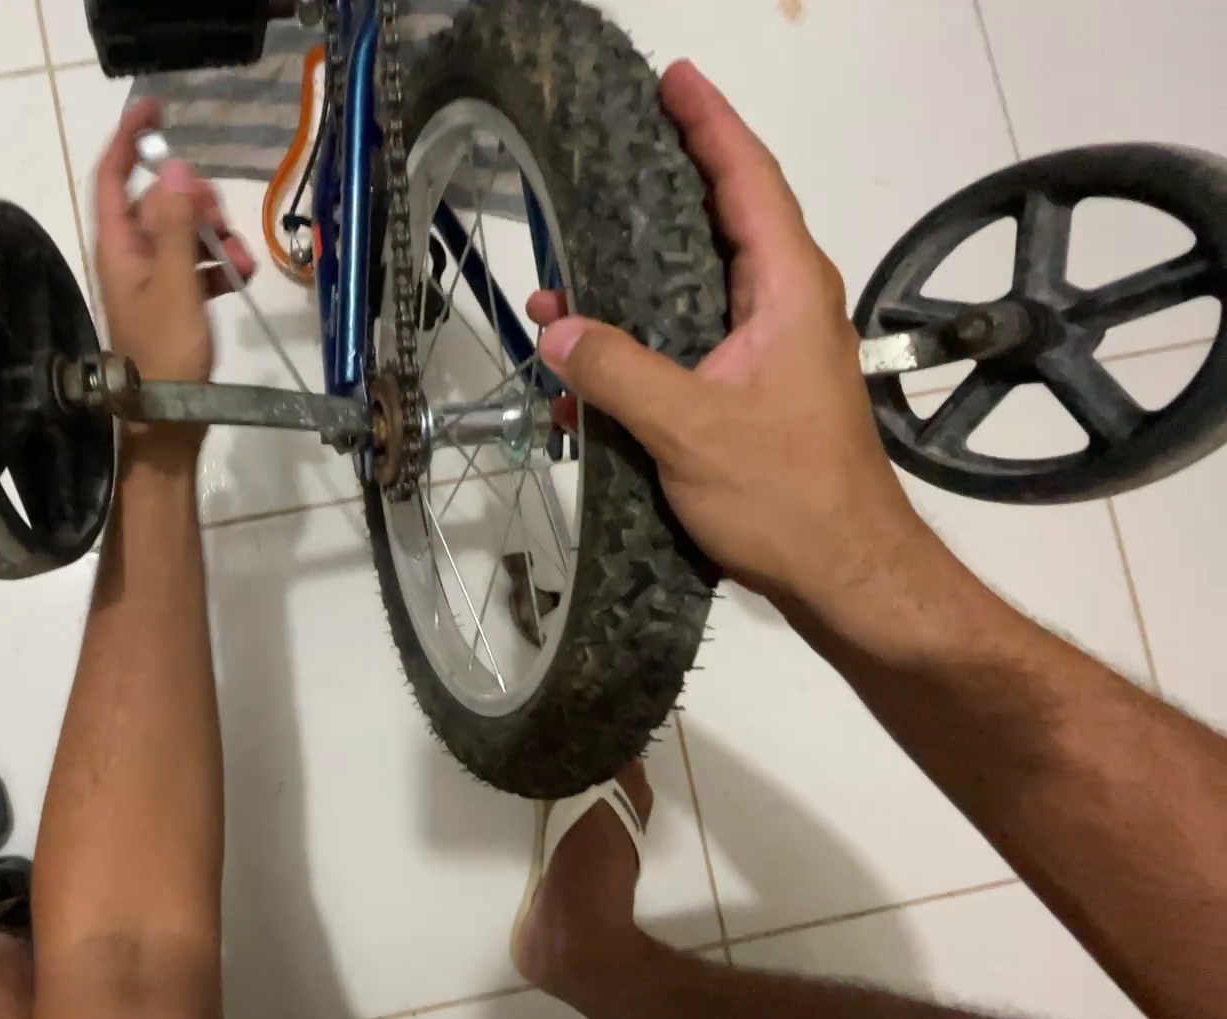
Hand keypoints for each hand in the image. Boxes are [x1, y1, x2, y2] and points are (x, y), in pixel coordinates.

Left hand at [93, 99, 255, 460]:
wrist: (170, 418)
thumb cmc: (167, 354)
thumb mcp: (175, 285)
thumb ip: (176, 226)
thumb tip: (175, 169)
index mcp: (117, 248)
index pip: (111, 176)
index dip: (130, 140)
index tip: (157, 109)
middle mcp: (128, 258)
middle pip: (155, 202)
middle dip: (192, 200)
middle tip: (219, 215)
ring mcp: (151, 281)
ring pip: (180, 234)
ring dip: (213, 236)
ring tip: (240, 257)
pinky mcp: (172, 302)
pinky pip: (194, 267)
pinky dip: (217, 266)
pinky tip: (240, 277)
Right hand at [528, 62, 934, 612]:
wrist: (837, 569)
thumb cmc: (783, 492)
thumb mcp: (692, 428)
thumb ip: (620, 373)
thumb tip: (556, 330)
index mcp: (785, 293)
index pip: (749, 184)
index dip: (711, 126)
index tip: (675, 80)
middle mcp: (774, 310)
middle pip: (713, 226)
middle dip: (656, 195)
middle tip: (603, 170)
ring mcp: (754, 355)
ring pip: (679, 298)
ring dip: (617, 296)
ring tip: (552, 297)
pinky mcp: (734, 395)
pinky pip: (669, 355)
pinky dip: (621, 359)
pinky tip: (575, 386)